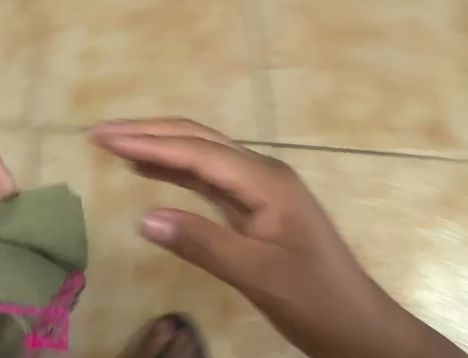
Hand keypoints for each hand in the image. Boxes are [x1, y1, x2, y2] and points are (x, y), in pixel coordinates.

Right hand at [92, 119, 465, 357]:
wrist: (367, 335)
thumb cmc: (317, 305)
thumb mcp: (259, 277)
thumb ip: (202, 243)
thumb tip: (144, 217)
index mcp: (264, 180)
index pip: (194, 151)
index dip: (146, 142)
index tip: (103, 138)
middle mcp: (260, 172)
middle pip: (195, 138)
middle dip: (146, 132)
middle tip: (100, 133)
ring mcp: (259, 187)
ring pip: (200, 153)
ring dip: (157, 146)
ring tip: (114, 144)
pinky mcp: (256, 205)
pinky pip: (207, 175)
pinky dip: (174, 167)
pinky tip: (149, 169)